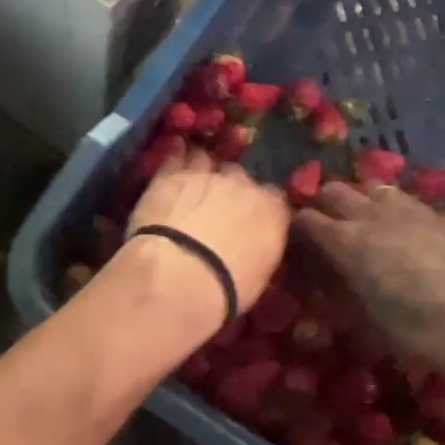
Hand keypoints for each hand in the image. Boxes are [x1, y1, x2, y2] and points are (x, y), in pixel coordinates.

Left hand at [125, 148, 289, 315]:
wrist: (180, 276)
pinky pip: (176, 156)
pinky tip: (174, 155)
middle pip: (239, 176)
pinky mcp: (171, 175)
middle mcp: (242, 185)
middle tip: (215, 208)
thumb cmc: (226, 289)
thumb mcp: (258, 276)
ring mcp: (205, 176)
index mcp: (271, 211)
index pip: (274, 198)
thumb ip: (260, 248)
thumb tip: (253, 245)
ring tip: (193, 183)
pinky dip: (177, 155)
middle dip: (229, 189)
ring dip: (202, 170)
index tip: (250, 220)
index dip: (260, 207)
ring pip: (207, 160)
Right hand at [293, 183, 444, 381]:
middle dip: (323, 205)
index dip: (296, 228)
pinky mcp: (433, 212)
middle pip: (333, 190)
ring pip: (368, 185)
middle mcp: (370, 214)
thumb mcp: (363, 318)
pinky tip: (396, 227)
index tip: (295, 242)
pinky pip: (399, 196)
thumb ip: (337, 289)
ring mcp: (405, 208)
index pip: (305, 219)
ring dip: (358, 199)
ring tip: (361, 222)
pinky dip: (387, 205)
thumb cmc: (415, 332)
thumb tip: (320, 278)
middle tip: (325, 228)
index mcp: (345, 241)